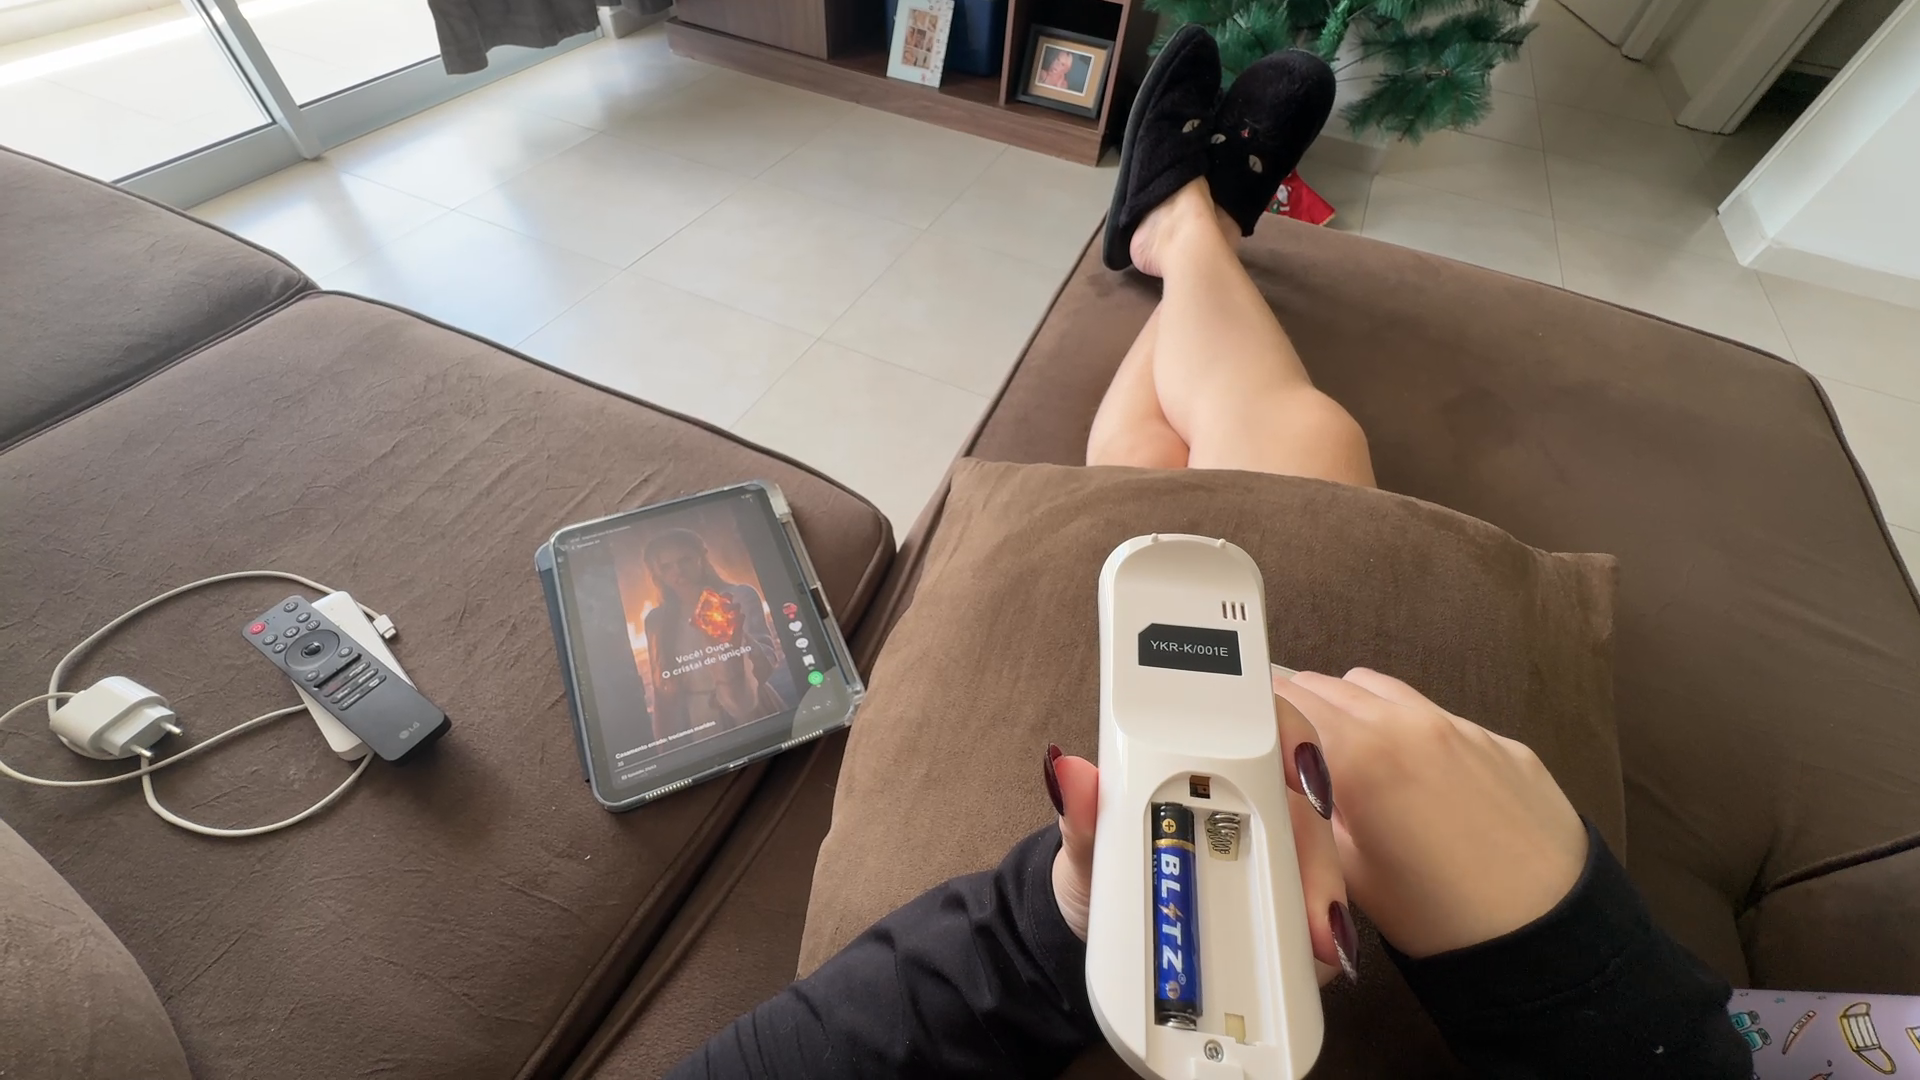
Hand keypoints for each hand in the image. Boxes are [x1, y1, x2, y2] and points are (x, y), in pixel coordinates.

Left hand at [1044, 689, 1356, 983]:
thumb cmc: (1094, 859)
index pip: (1250, 720)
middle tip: (1311, 890)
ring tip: (1322, 940)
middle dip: (1312, 837)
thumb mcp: (1082, 842)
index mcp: (1190, 757)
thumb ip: (1080, 812)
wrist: (1093, 923)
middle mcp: (1235, 788)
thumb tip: (1064, 771)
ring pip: (1312, 846)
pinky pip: (1309, 898)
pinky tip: (1323, 954)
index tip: (1299, 771)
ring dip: (1323, 887)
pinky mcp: (1272, 891)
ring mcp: (1260, 839)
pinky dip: (1320, 924)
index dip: (1287, 732)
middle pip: (1295, 792)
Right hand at [1274, 668, 1588, 959]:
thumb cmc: (1438, 916)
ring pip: (1371, 685)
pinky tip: (1416, 776)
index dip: (1258, 714)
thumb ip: (1302, 804)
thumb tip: (1278, 772)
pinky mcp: (1497, 739)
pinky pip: (1428, 710)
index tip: (1254, 736)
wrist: (1552, 946)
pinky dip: (1403, 726)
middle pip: (1321, 682)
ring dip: (1347, 706)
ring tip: (1352, 756)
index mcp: (1358, 752)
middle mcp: (1405, 723)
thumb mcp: (1342, 866)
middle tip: (1295, 755)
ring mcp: (1457, 725)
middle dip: (1298, 711)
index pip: (1281, 696)